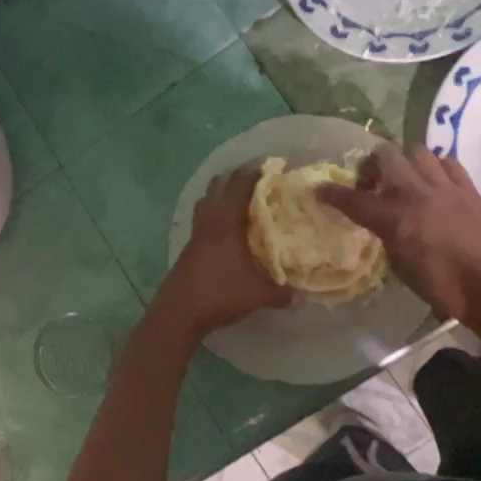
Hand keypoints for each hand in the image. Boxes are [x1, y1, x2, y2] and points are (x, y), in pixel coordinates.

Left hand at [153, 166, 293, 336]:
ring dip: (221, 195)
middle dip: (236, 177)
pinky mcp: (187, 250)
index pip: (239, 186)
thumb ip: (281, 294)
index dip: (255, 172)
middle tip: (258, 179)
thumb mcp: (257, 295)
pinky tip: (226, 231)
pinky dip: (214, 216)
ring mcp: (194, 236)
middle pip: (217, 186)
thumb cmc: (218, 295)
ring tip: (241, 200)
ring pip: (206, 202)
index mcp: (225, 224)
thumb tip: (302, 297)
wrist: (177, 314)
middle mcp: (208, 223)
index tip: (273, 165)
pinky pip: (202, 221)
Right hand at [319, 143, 480, 319]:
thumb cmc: (443, 287)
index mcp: (394, 219)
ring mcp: (445, 186)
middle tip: (370, 182)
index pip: (354, 199)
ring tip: (403, 179)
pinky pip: (446, 161)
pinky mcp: (468, 187)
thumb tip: (386, 226)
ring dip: (403, 161)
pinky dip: (434, 167)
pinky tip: (433, 183)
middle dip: (370, 164)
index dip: (332, 194)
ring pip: (416, 150)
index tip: (320, 191)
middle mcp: (416, 194)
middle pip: (385, 155)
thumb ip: (388, 238)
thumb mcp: (401, 267)